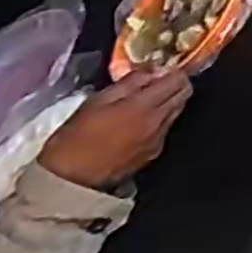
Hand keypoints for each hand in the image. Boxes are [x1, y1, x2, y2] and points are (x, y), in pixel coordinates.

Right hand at [37, 69, 191, 190]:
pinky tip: (142, 124)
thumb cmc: (75, 137)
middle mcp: (158, 121)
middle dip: (178, 85)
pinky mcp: (154, 153)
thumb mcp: (97, 101)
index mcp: (144, 106)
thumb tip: (153, 71)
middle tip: (160, 84)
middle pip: (184, 94)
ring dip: (170, 102)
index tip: (163, 71)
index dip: (174, 72)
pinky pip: (166, 129)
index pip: (178, 80)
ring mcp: (159, 139)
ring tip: (149, 103)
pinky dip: (161, 121)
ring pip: (177, 111)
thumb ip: (130, 82)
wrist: (66, 181)